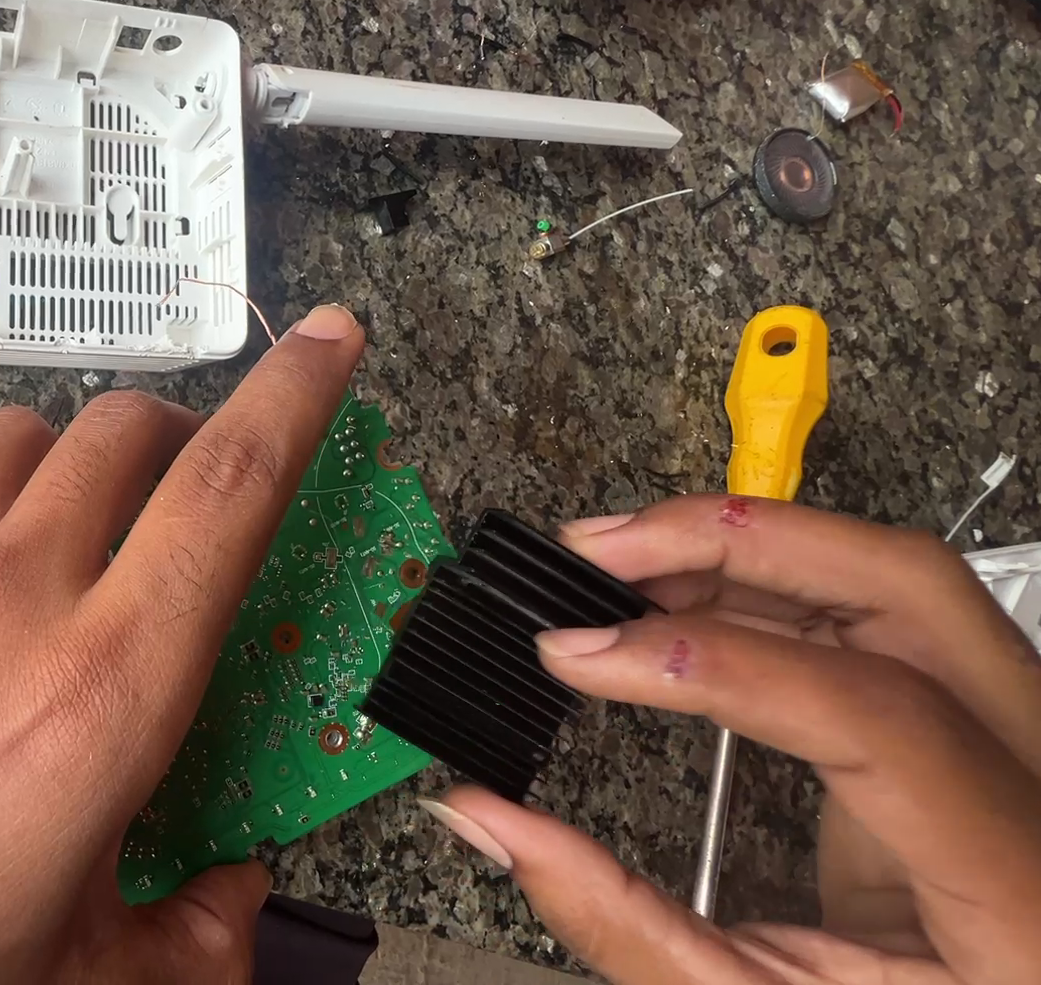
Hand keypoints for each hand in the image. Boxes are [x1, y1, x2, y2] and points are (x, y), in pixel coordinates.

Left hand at [0, 305, 366, 983]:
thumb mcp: (84, 972)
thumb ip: (194, 934)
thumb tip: (235, 890)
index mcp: (103, 688)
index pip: (229, 491)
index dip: (296, 399)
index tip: (329, 344)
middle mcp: (12, 592)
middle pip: (127, 430)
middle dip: (179, 431)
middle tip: (187, 480)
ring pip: (28, 434)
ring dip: (74, 460)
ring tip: (74, 522)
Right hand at [419, 495, 1040, 983]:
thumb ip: (619, 921)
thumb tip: (478, 815)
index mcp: (1025, 884)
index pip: (874, 714)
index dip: (704, 661)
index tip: (569, 653)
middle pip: (902, 586)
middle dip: (726, 543)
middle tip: (593, 550)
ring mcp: (1014, 731)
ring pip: (880, 571)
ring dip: (726, 544)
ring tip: (607, 557)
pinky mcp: (958, 711)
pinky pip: (852, 602)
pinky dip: (739, 576)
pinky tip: (657, 592)